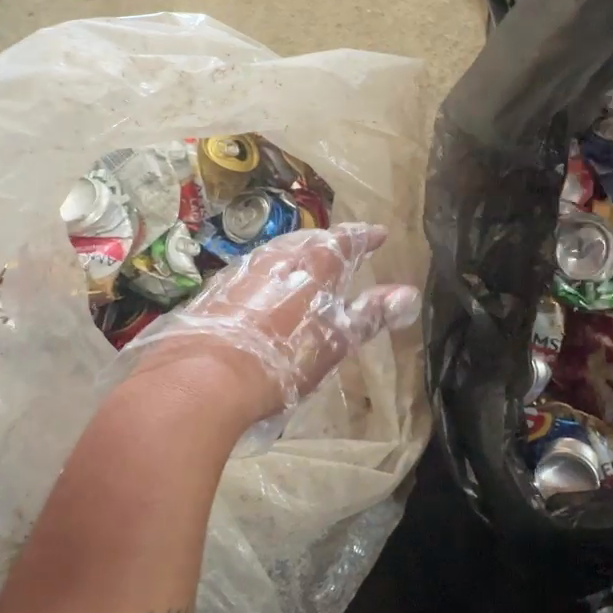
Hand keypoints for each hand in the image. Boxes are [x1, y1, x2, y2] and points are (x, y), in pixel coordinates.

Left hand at [123, 222, 419, 426]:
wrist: (203, 378)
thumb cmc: (282, 359)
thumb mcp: (335, 342)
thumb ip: (371, 314)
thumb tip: (409, 293)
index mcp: (313, 262)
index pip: (347, 239)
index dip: (365, 237)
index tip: (379, 235)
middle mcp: (277, 256)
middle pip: (308, 242)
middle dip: (328, 245)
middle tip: (342, 251)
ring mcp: (241, 271)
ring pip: (276, 254)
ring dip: (295, 259)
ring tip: (306, 268)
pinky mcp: (214, 291)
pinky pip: (251, 274)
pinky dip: (267, 278)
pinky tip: (264, 294)